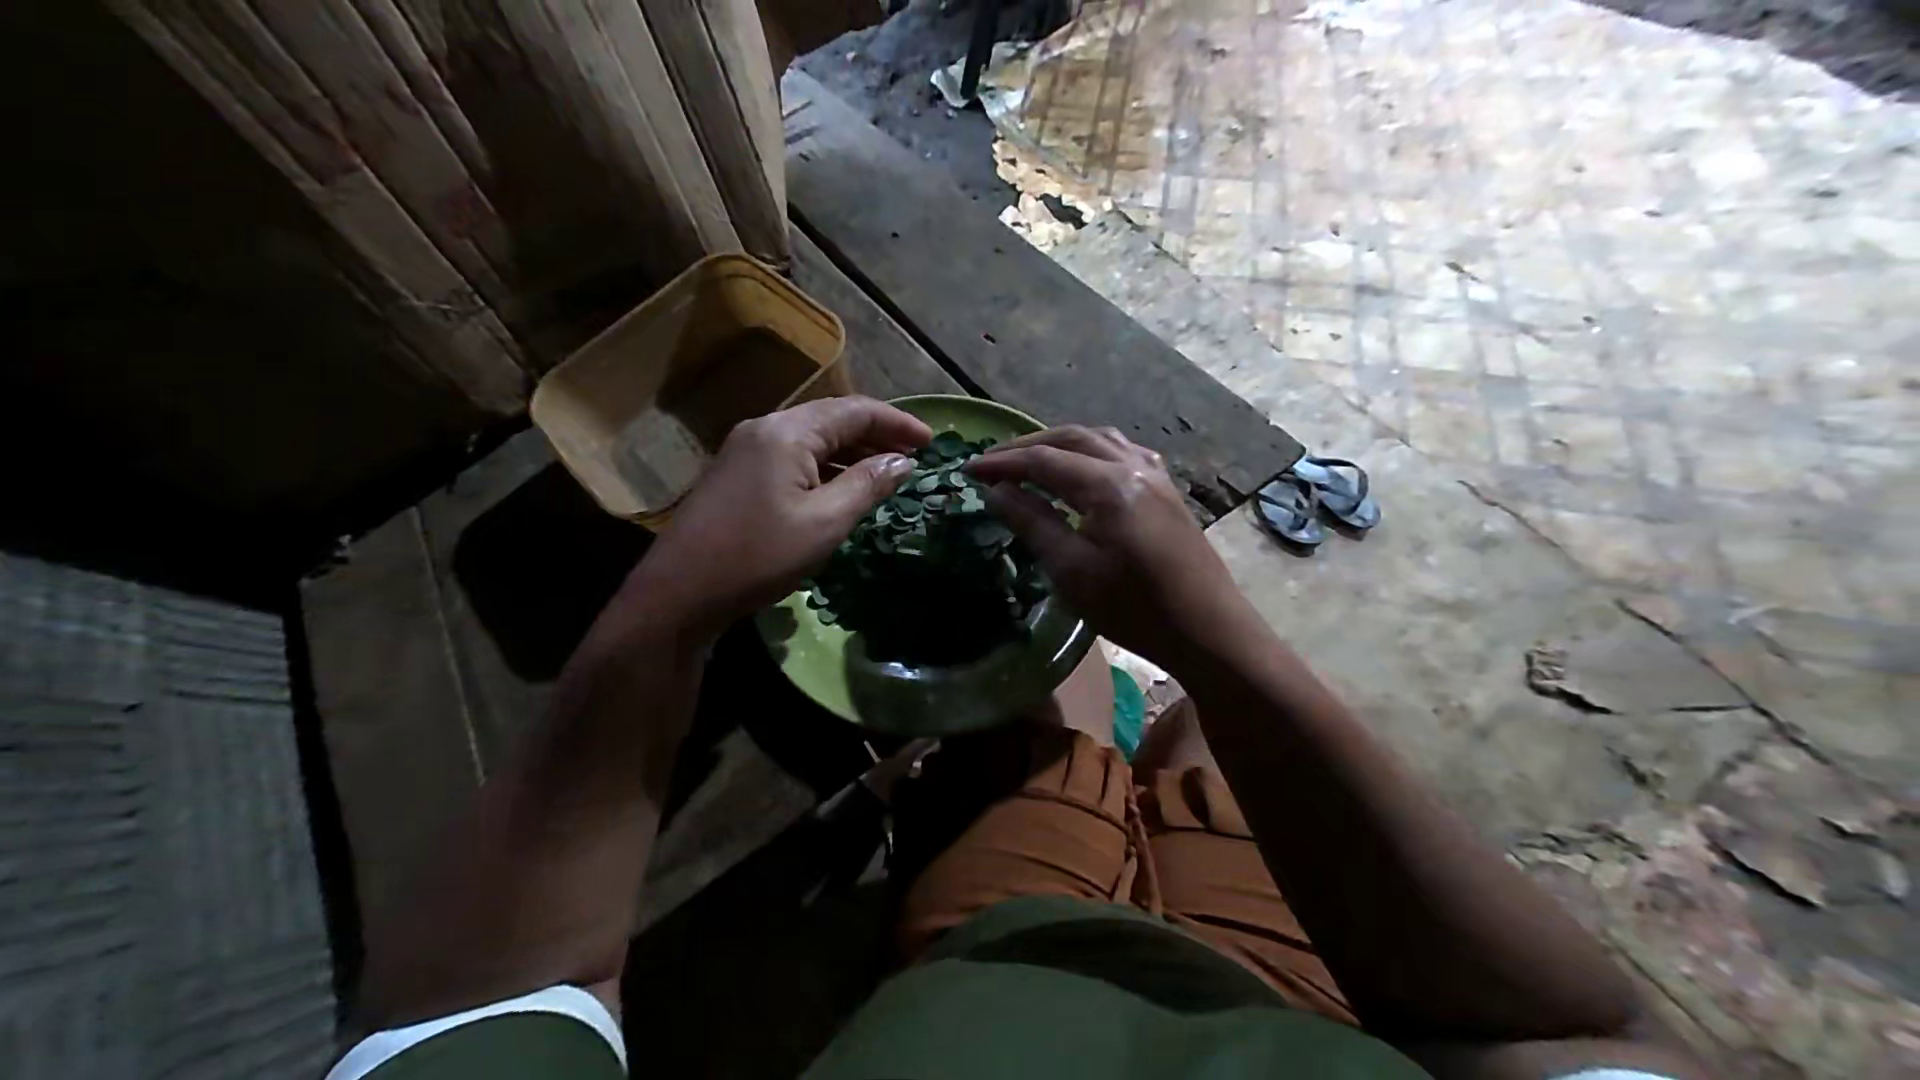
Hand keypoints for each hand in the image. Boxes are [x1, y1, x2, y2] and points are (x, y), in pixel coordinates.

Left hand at [633, 397, 930, 637]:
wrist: (680, 593)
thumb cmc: (758, 556)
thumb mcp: (824, 523)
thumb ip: (867, 485)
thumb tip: (902, 462)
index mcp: (786, 433)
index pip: (855, 411)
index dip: (897, 423)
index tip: (932, 442)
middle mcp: (764, 429)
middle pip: (832, 419)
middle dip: (877, 434)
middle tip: (914, 457)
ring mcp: (746, 451)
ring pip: (812, 439)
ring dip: (852, 451)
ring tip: (888, 471)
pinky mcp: (738, 475)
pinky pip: (793, 457)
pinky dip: (827, 466)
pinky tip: (844, 487)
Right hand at [966, 426, 1258, 670]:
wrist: (1209, 631)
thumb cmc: (1135, 609)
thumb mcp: (1073, 571)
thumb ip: (1033, 523)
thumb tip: (997, 492)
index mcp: (1107, 485)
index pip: (1042, 459)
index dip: (1002, 463)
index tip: (968, 470)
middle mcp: (1133, 466)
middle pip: (1070, 438)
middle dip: (1026, 446)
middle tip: (993, 463)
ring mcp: (1156, 475)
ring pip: (1099, 439)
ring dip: (1059, 443)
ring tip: (1030, 460)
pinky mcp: (1166, 490)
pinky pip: (1123, 452)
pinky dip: (1092, 450)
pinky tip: (1084, 467)